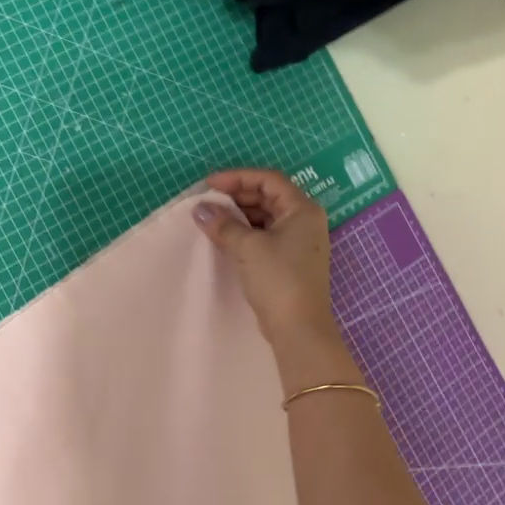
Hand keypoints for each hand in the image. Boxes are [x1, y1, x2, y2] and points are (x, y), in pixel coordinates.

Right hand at [192, 169, 340, 347]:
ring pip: (265, 216)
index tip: (209, 184)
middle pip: (268, 196)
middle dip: (237, 196)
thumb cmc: (278, 279)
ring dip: (239, 214)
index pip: (268, 180)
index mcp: (302, 209)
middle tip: (208, 201)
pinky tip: (225, 237)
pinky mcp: (289, 260)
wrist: (298, 327)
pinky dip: (245, 231)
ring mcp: (298, 241)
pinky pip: (265, 235)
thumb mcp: (247, 247)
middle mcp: (304, 220)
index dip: (238, 177)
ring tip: (212, 219)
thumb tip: (200, 209)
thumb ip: (223, 224)